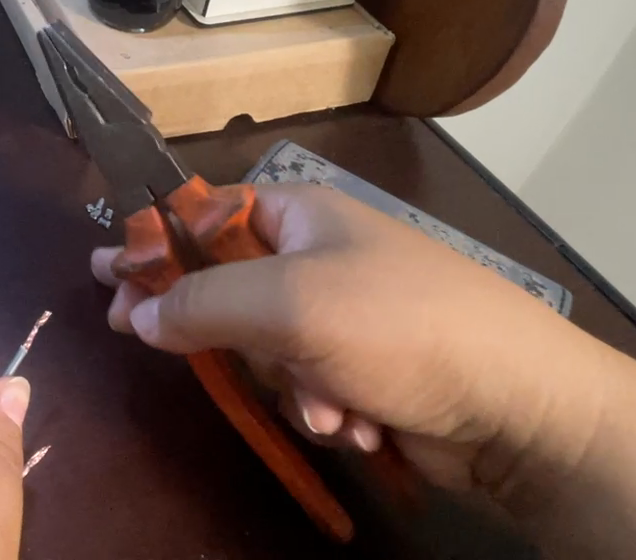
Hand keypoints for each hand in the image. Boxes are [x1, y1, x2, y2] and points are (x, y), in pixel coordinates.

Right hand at [91, 184, 607, 494]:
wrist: (525, 408)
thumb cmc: (397, 325)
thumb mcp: (287, 304)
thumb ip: (201, 303)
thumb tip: (136, 312)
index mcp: (299, 213)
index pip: (204, 216)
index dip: (155, 245)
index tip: (110, 275)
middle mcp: (314, 255)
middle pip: (226, 285)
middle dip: (215, 328)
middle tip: (137, 334)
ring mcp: (339, 314)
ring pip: (263, 347)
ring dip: (283, 381)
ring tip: (323, 400)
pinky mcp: (360, 368)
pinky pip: (304, 384)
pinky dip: (321, 406)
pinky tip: (355, 422)